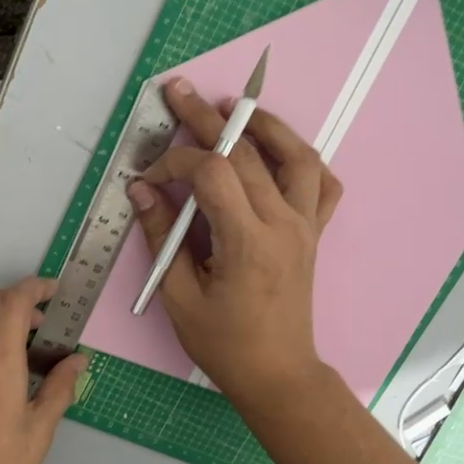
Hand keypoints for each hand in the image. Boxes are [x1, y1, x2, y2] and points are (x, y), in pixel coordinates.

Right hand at [127, 76, 342, 408]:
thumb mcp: (179, 295)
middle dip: (207, 120)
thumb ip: (161, 236)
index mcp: (247, 242)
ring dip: (265, 125)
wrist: (277, 372)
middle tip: (178, 91)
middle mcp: (284, 224)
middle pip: (247, 153)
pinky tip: (279, 151)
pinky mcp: (314, 233)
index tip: (149, 174)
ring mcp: (305, 226)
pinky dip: (302, 159)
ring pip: (296, 157)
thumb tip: (142, 189)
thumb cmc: (223, 342)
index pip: (212, 174)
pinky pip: (321, 184)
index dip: (176, 161)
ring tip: (235, 107)